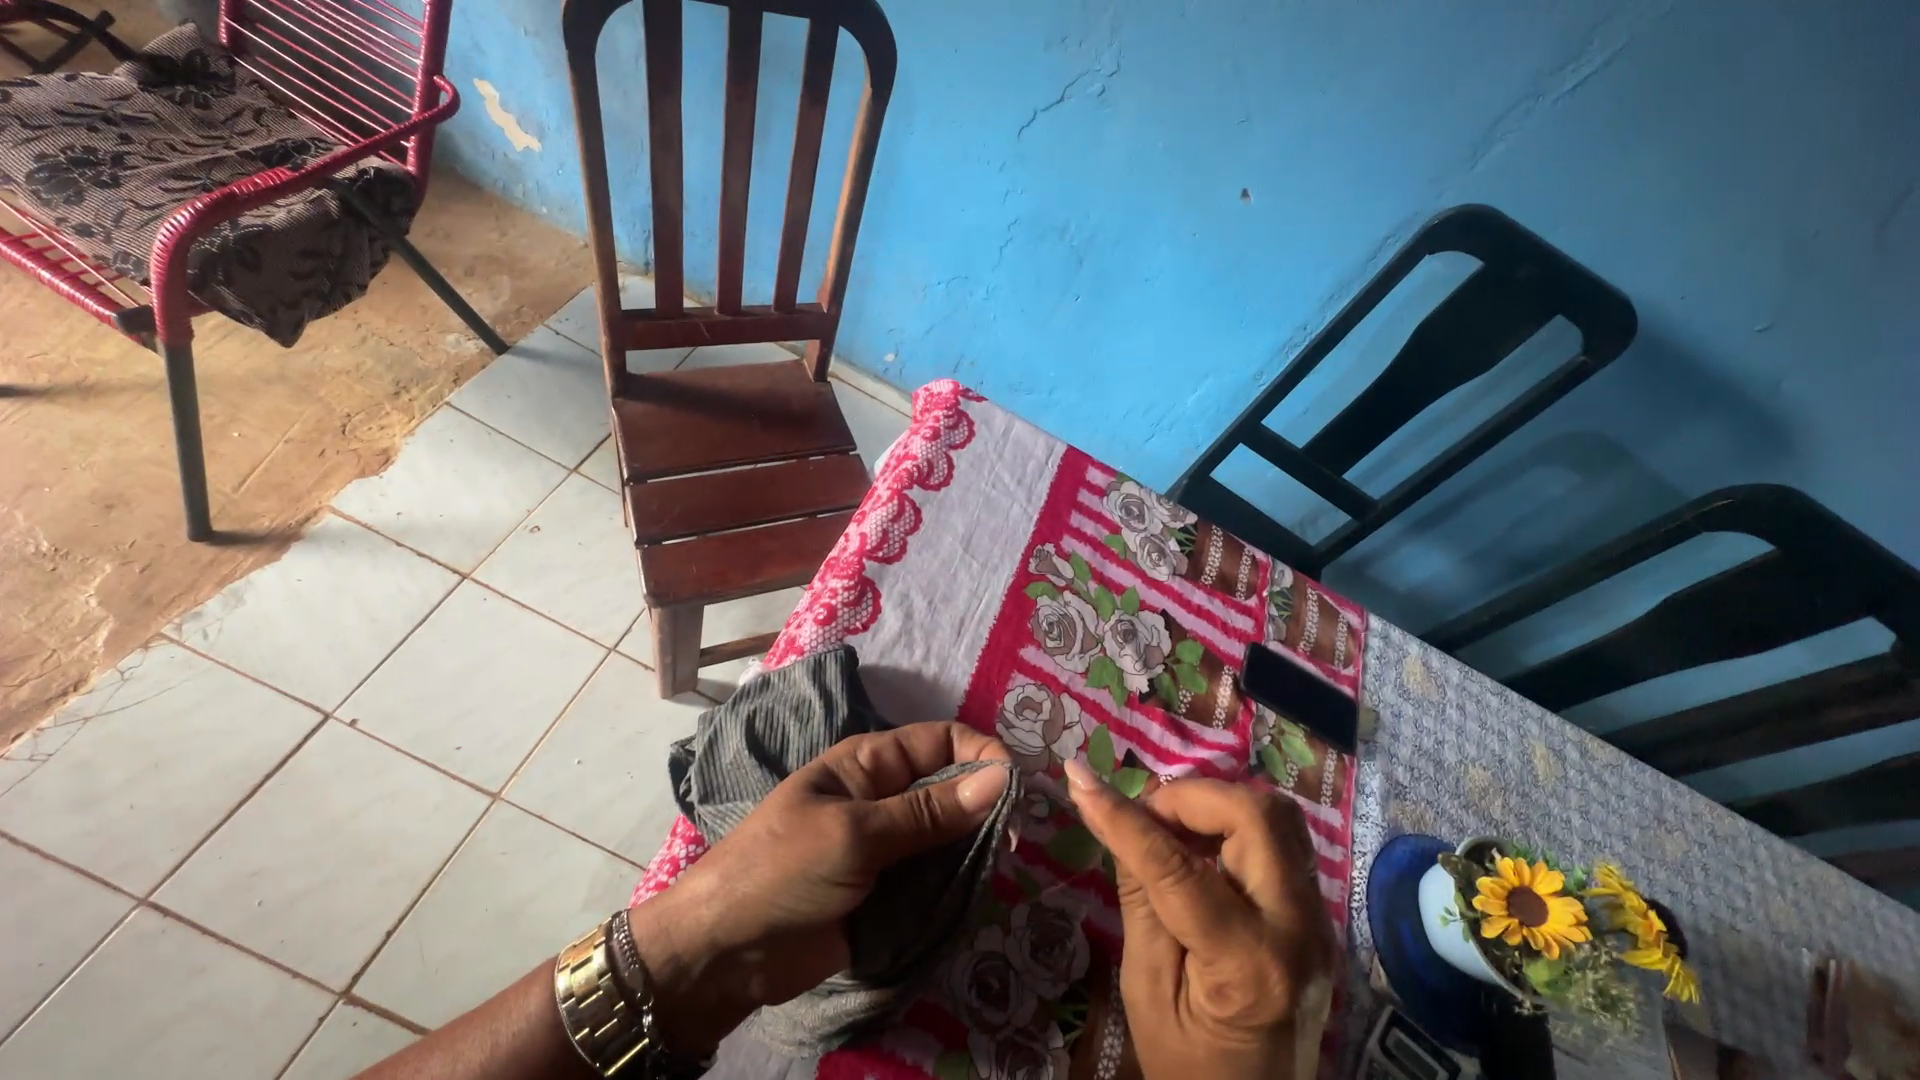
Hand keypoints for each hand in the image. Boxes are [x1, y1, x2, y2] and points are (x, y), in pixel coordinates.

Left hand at [627, 722, 1011, 1054]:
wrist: (726, 953)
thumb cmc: (782, 870)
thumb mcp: (856, 833)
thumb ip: (928, 812)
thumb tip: (1003, 778)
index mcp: (869, 763)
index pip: (942, 740)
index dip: (983, 755)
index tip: (1017, 791)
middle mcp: (883, 797)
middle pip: (952, 787)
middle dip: (987, 805)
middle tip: (1018, 840)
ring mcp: (887, 847)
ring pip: (950, 835)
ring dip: (977, 847)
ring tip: (1005, 867)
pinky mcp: (888, 892)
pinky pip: (935, 878)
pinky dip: (959, 883)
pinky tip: (981, 892)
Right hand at [1065, 762, 1335, 1079]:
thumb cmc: (1187, 1065)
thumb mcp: (1146, 989)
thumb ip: (1138, 894)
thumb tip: (1108, 811)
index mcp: (1248, 966)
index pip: (1178, 868)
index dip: (1124, 818)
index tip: (1080, 779)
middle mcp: (1298, 930)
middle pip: (1258, 816)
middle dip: (1191, 797)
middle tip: (1145, 815)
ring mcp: (1318, 920)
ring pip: (1278, 817)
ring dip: (1217, 805)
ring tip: (1170, 828)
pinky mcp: (1317, 914)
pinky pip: (1280, 841)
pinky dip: (1234, 824)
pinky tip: (1199, 848)